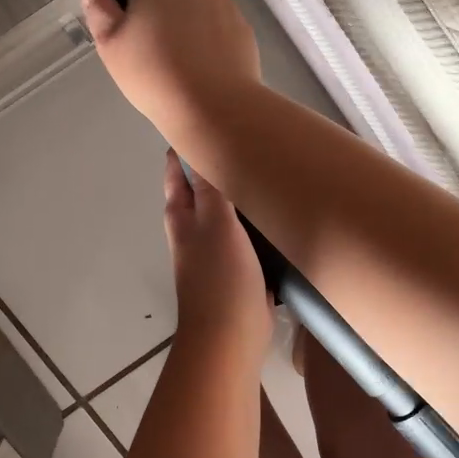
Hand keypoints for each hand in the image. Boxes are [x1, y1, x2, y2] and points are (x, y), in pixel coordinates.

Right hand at [79, 0, 260, 133]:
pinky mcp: (244, 33)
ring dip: (188, 18)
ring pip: (202, 2)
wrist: (215, 110)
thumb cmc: (154, 72)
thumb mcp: (111, 42)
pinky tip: (197, 69)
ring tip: (172, 56)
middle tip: (146, 29)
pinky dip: (209, 40)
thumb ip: (98, 2)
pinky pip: (221, 27)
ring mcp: (229, 7)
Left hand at [160, 149, 271, 351]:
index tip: (208, 121)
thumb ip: (211, 188)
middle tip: (249, 141)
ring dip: (242, 194)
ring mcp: (217, 250)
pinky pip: (249, 235)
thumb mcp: (216, 222)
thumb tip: (200, 149)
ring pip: (228, 212)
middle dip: (218, 167)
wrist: (230, 336)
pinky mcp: (240, 268)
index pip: (178, 171)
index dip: (187, 147)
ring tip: (268, 170)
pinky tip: (279, 213)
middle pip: (204, 189)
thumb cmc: (219, 275)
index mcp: (182, 215)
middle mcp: (195, 229)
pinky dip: (258, 221)